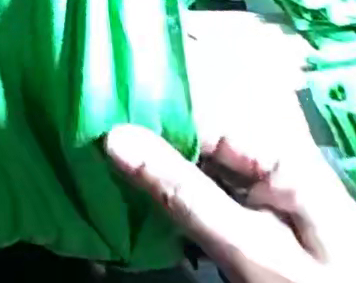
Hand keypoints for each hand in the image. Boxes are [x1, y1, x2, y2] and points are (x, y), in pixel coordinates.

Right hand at [103, 13, 355, 282]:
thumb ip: (184, 194)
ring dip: (146, 135)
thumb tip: (111, 136)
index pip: (190, 103)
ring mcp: (257, 166)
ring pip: (186, 135)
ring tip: (95, 128)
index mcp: (273, 142)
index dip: (139, 102)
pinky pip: (195, 162)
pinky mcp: (250, 190)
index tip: (88, 101)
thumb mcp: (255, 254)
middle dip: (139, 107)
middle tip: (83, 103)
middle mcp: (263, 140)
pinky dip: (163, 164)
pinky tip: (131, 167)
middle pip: (187, 109)